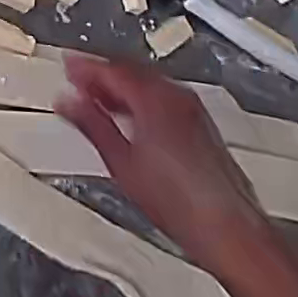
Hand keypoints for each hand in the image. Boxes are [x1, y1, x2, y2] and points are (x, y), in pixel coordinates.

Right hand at [54, 53, 264, 266]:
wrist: (229, 230)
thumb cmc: (180, 203)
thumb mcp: (121, 163)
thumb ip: (92, 124)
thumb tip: (69, 102)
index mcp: (153, 98)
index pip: (111, 69)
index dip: (85, 66)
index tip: (68, 66)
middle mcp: (175, 95)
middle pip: (130, 71)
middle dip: (102, 74)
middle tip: (78, 80)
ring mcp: (190, 107)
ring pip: (147, 82)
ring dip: (120, 85)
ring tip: (98, 98)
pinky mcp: (199, 121)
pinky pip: (162, 95)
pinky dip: (140, 97)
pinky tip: (128, 114)